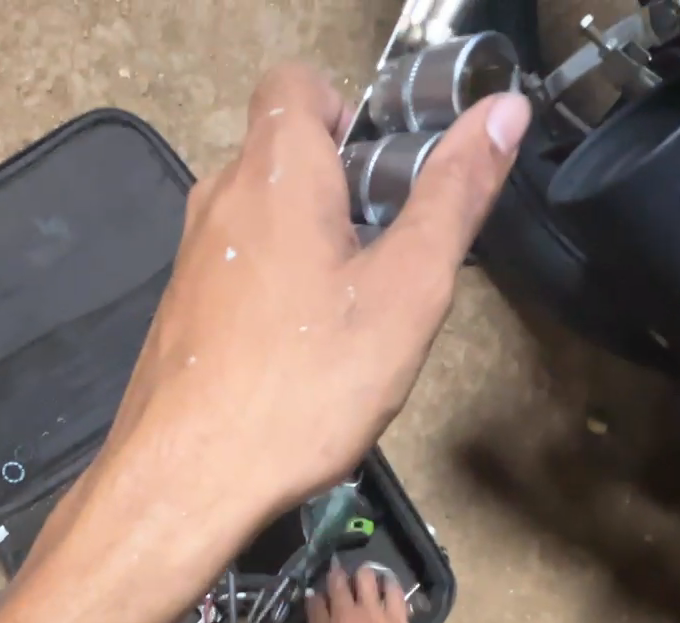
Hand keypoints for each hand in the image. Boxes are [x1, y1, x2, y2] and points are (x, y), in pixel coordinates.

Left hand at [90, 63, 531, 541]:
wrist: (188, 480)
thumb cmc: (304, 385)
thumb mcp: (405, 292)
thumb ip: (453, 198)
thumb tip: (502, 112)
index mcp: (274, 170)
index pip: (296, 85)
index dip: (346, 114)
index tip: (382, 180)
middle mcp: (218, 201)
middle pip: (283, 159)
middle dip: (340, 196)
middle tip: (381, 270)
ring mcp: (188, 262)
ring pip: (261, 225)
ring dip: (309, 254)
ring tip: (342, 326)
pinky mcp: (178, 315)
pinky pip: (236, 277)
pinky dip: (272, 297)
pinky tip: (293, 362)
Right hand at [259, 561, 458, 622]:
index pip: (314, 603)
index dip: (313, 598)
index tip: (314, 598)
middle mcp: (347, 619)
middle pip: (338, 583)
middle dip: (335, 577)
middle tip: (336, 578)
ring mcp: (375, 616)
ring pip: (366, 578)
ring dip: (362, 575)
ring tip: (361, 580)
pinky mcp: (399, 621)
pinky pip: (394, 590)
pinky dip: (390, 584)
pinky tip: (387, 586)